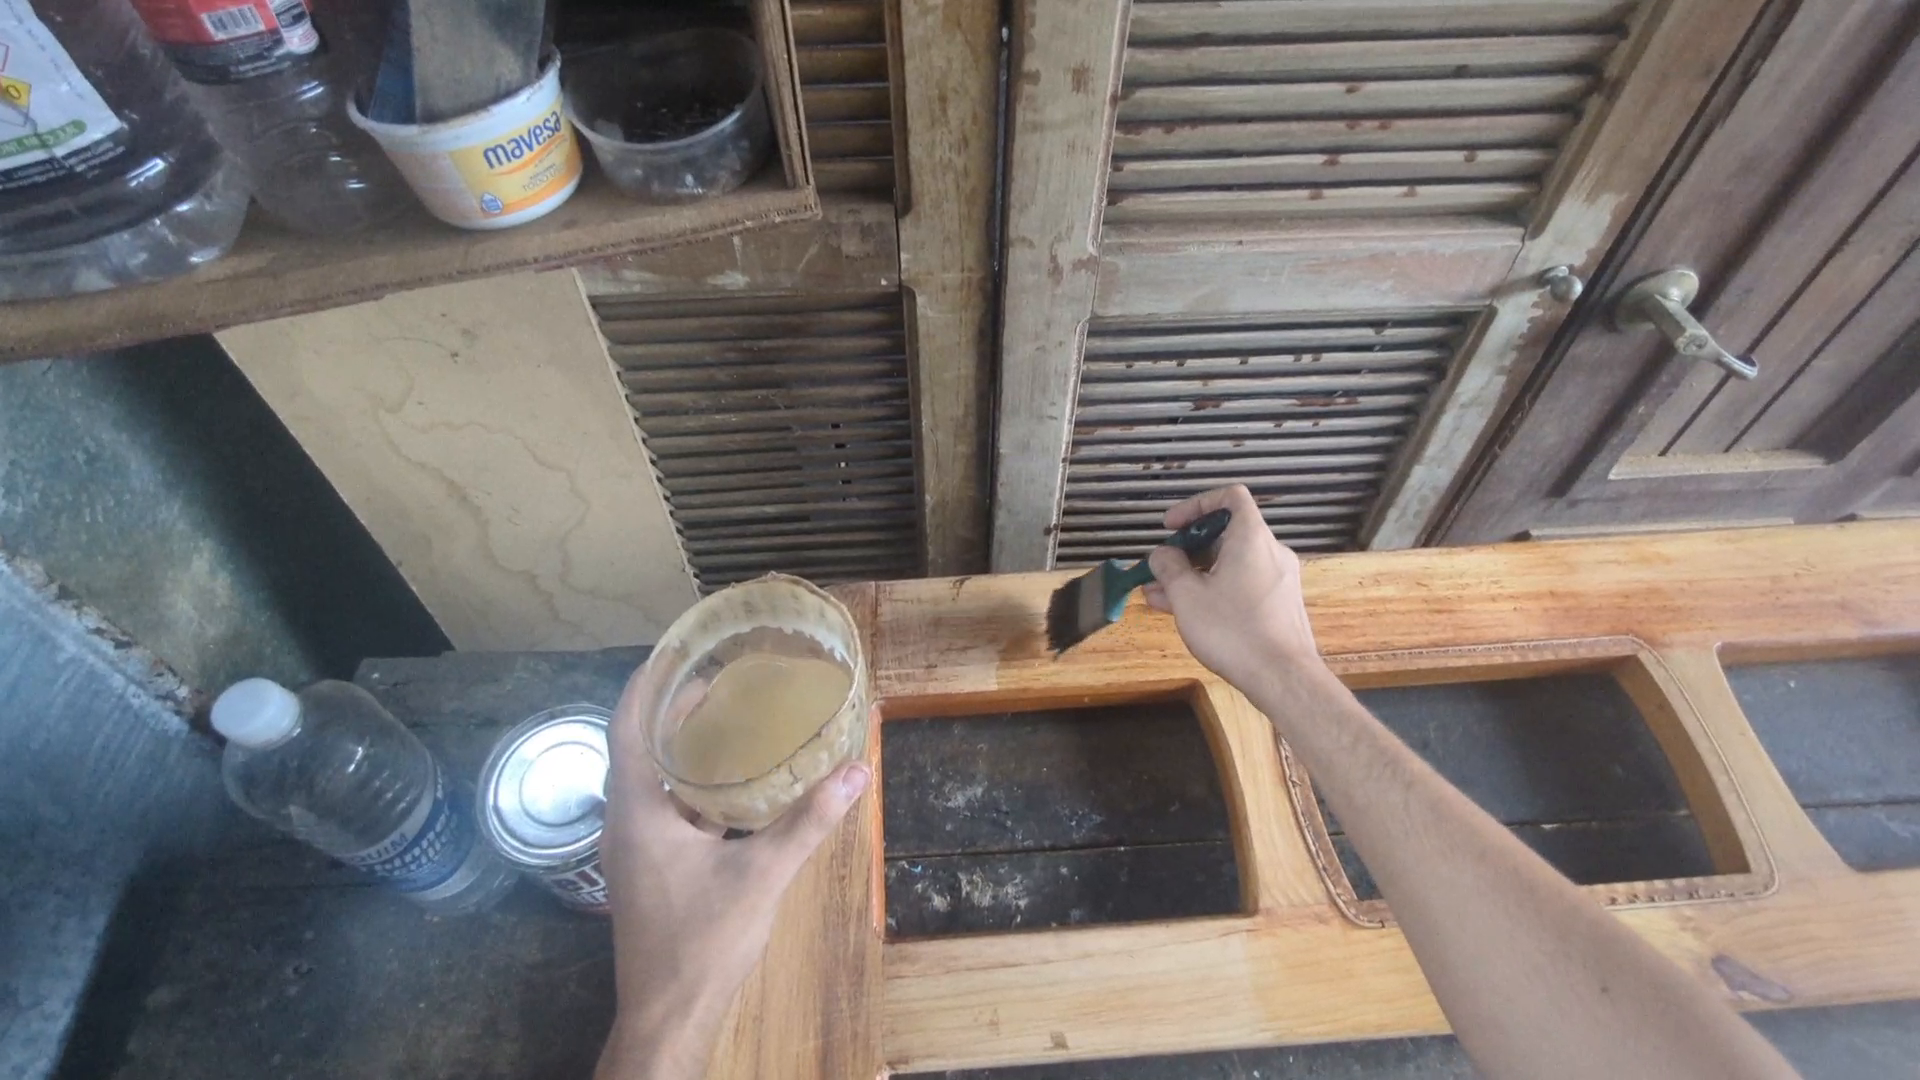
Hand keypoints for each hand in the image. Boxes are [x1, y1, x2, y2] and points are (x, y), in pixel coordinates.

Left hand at [596, 669, 871, 1079]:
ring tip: (728, 716)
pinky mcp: (650, 866)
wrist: (670, 1018)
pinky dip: (692, 782)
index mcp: (637, 810)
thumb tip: (858, 769)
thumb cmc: (703, 940)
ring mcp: (635, 847)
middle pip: (639, 744)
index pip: (626, 725)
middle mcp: (627, 820)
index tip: (677, 650)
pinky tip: (732, 781)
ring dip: (682, 745)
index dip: (647, 682)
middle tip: (719, 677)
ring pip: (653, 777)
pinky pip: (666, 805)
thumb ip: (809, 820)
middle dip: (672, 708)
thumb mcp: (762, 874)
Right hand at [1142, 484, 1321, 684]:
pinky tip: (1184, 611)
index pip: (1230, 497)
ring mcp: (1277, 580)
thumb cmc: (1233, 630)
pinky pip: (1240, 585)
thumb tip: (1162, 555)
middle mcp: (1270, 552)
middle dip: (1186, 550)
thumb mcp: (1187, 596)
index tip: (1172, 526)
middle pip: (1225, 535)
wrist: (1282, 677)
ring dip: (1194, 574)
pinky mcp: (1278, 605)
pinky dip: (1213, 590)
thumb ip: (1169, 567)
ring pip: (1229, 565)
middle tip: (1159, 568)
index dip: (1196, 504)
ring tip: (1158, 595)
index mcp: (1251, 538)